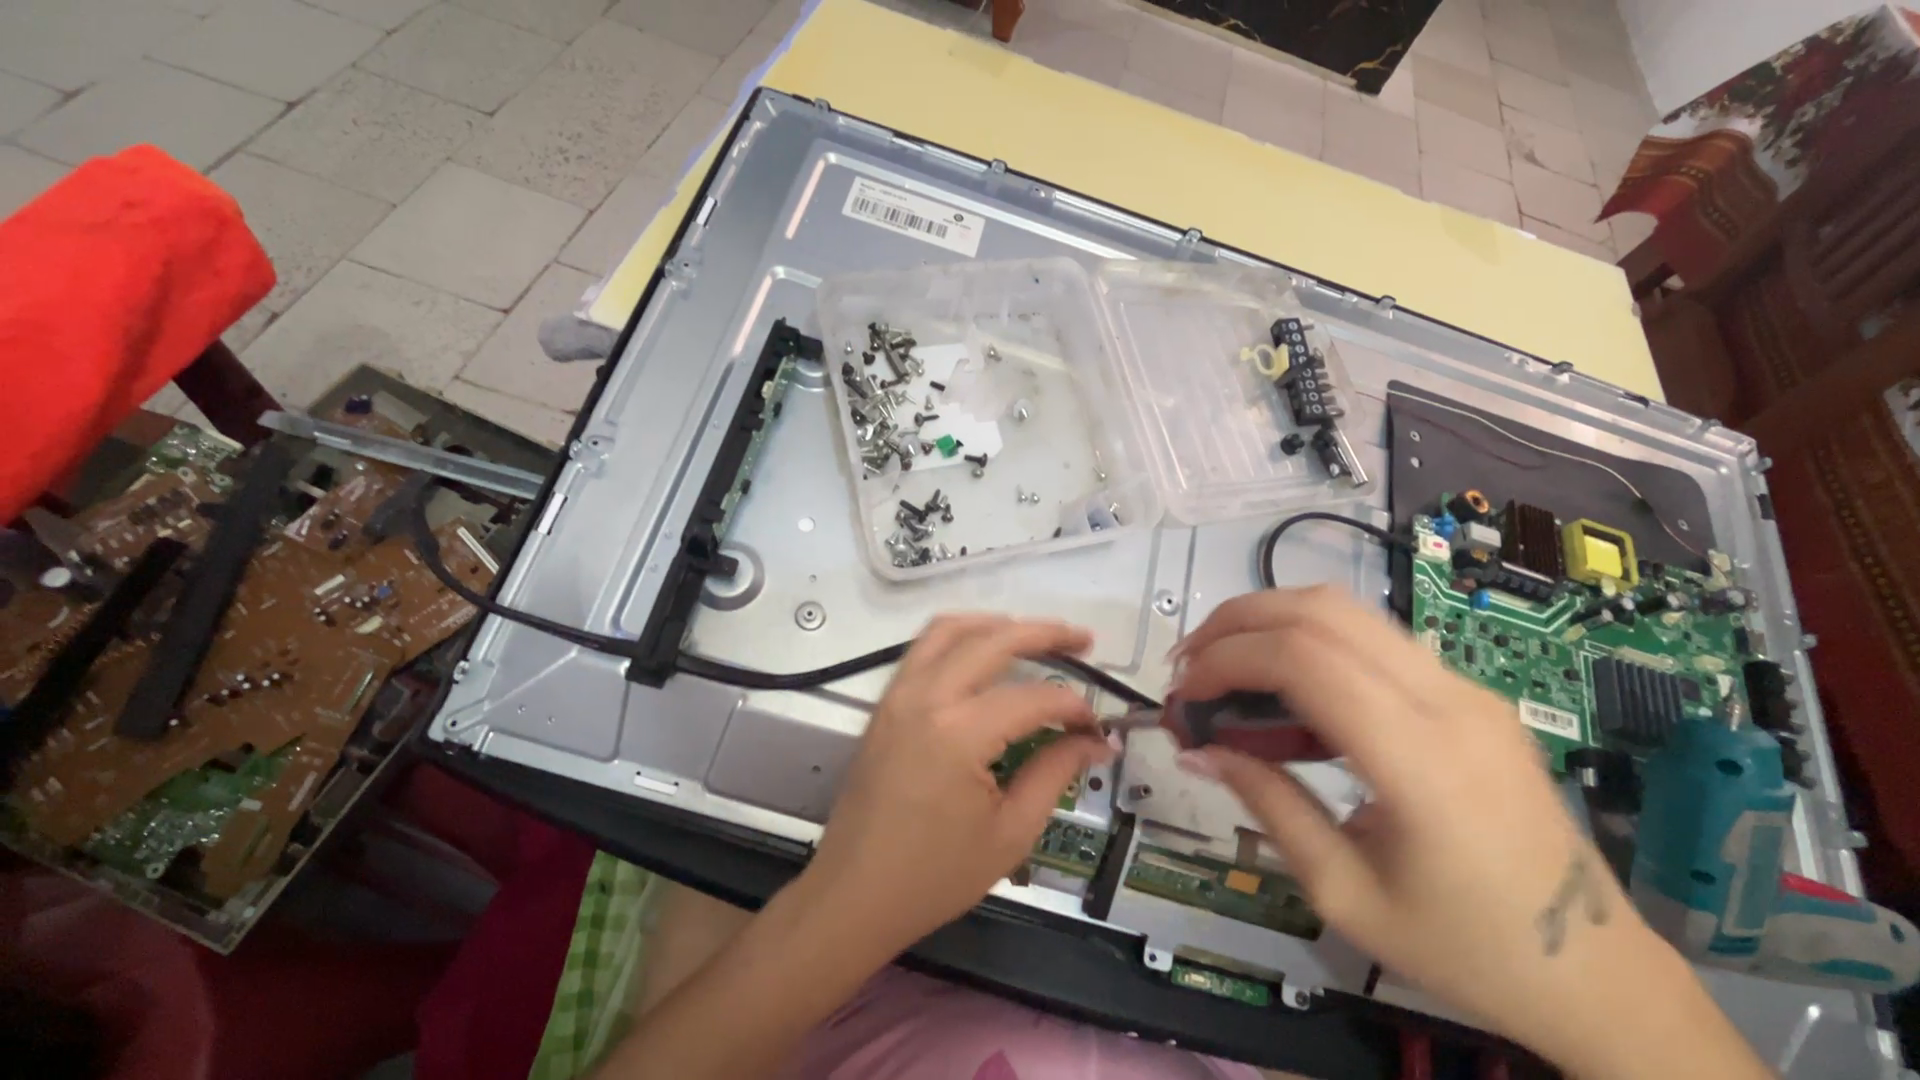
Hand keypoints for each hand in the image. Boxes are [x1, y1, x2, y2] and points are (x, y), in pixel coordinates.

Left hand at [799, 615, 1113, 955]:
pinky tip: (983, 654)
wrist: (854, 895)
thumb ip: (1055, 772)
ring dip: (996, 624)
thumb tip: (1095, 741)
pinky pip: (922, 650)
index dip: (1074, 707)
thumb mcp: (1010, 832)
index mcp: (960, 733)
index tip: (1097, 729)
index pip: (1033, 698)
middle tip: (1084, 641)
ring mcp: (898, 697)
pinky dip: (958, 637)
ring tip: (1034, 635)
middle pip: (993, 640)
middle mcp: (926, 699)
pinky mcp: (884, 706)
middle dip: (1045, 634)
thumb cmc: (935, 876)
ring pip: (949, 630)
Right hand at [1171, 587, 1720, 1071]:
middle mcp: (1450, 702)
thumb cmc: (1463, 948)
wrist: (1592, 971)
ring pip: (1351, 612)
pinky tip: (1284, 693)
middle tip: (1188, 665)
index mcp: (1421, 760)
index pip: (1305, 659)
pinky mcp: (1472, 695)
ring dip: (1273, 623)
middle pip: (1325, 611)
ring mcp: (1468, 690)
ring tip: (1223, 669)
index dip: (1228, 659)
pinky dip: (1312, 645)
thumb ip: (1268, 804)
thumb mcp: (1344, 893)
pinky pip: (1377, 642)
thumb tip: (1198, 748)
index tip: (1183, 695)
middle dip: (1238, 622)